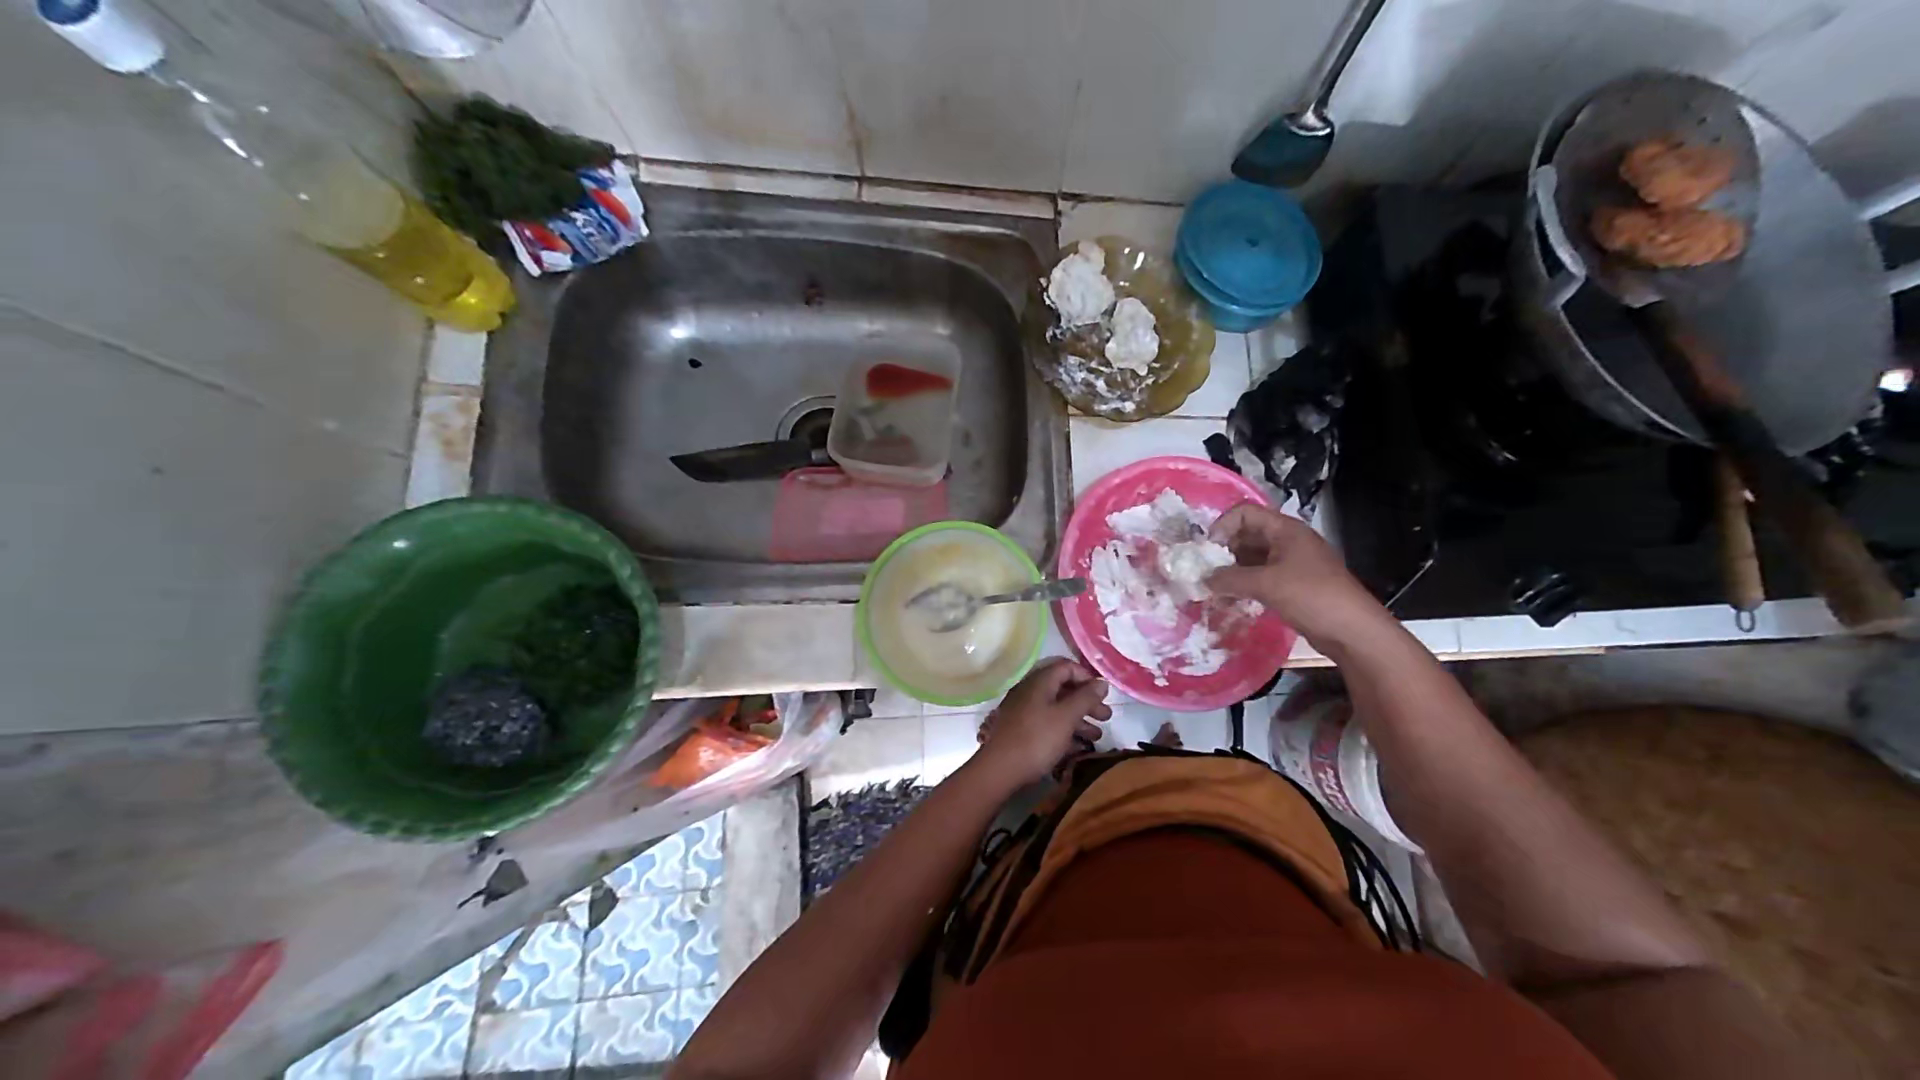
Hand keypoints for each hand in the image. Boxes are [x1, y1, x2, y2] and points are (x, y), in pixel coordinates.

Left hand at [972, 658, 1110, 786]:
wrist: (1000, 770)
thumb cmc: (1037, 739)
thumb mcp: (1066, 716)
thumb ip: (1085, 697)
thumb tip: (1101, 682)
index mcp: (1039, 682)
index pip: (1066, 667)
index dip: (1087, 677)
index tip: (1104, 694)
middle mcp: (1030, 692)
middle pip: (1063, 689)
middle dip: (1087, 702)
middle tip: (1106, 717)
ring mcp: (1024, 712)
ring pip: (1057, 709)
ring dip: (1079, 719)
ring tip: (1097, 736)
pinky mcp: (1022, 731)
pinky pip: (1048, 724)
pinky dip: (1065, 731)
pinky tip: (1079, 746)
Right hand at [1206, 502, 1392, 646]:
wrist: (1353, 631)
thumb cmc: (1311, 596)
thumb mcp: (1266, 584)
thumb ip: (1230, 579)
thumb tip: (1203, 580)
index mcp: (1286, 530)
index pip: (1245, 513)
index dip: (1223, 526)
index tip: (1206, 551)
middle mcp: (1288, 542)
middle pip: (1247, 535)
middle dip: (1223, 551)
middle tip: (1204, 572)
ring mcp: (1292, 564)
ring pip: (1253, 559)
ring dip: (1231, 571)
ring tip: (1212, 589)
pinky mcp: (1293, 585)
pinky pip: (1261, 578)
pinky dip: (1244, 585)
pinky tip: (1230, 600)